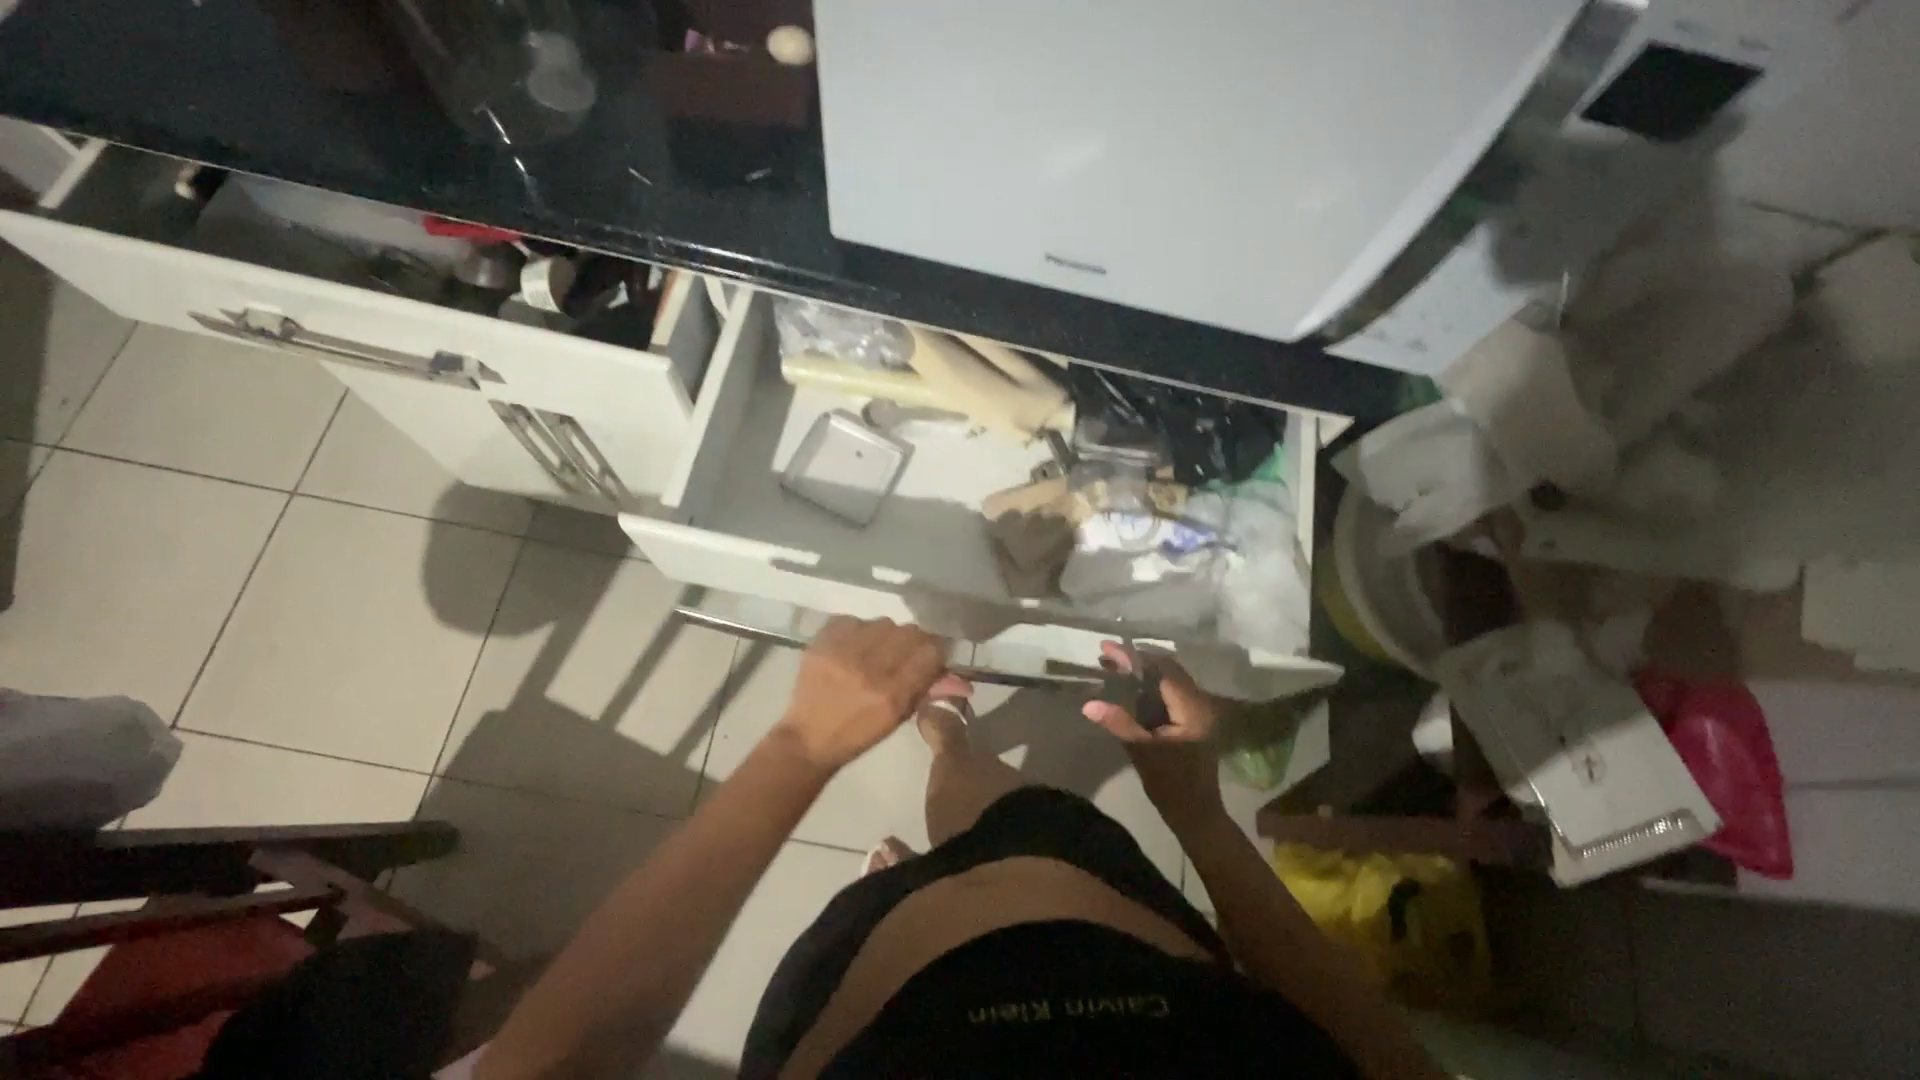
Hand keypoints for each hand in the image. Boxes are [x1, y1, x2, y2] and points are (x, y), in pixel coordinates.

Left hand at [775, 617, 967, 770]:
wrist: (809, 738)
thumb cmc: (859, 734)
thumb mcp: (898, 718)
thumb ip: (929, 692)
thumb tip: (964, 682)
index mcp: (892, 694)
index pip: (931, 652)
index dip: (935, 654)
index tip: (929, 660)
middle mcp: (870, 668)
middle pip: (911, 632)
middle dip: (913, 642)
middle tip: (903, 655)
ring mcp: (843, 652)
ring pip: (884, 623)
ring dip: (886, 635)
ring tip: (876, 651)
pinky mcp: (821, 642)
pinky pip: (853, 620)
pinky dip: (858, 630)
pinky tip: (853, 646)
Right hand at [1081, 642, 1225, 829]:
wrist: (1197, 813)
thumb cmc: (1173, 785)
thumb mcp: (1143, 753)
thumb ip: (1119, 724)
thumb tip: (1089, 704)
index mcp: (1192, 708)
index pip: (1162, 670)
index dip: (1133, 657)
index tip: (1107, 648)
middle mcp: (1199, 702)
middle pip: (1167, 668)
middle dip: (1136, 659)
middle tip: (1106, 654)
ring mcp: (1197, 710)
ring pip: (1168, 679)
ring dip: (1142, 671)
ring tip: (1112, 665)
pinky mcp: (1191, 719)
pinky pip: (1169, 692)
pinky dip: (1148, 685)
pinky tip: (1127, 686)